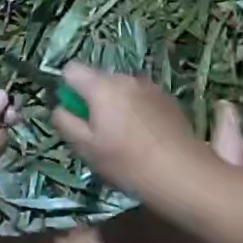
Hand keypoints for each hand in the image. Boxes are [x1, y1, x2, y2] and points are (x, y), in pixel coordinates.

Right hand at [51, 63, 213, 196]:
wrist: (182, 173)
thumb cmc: (126, 162)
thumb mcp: (85, 147)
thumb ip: (65, 122)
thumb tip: (60, 108)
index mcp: (101, 86)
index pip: (71, 70)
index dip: (68, 89)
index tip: (76, 114)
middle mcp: (125, 78)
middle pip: (99, 79)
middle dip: (94, 98)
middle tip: (99, 131)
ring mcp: (150, 86)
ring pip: (122, 88)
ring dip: (117, 104)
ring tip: (125, 136)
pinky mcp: (168, 98)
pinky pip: (141, 97)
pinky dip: (137, 109)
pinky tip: (145, 136)